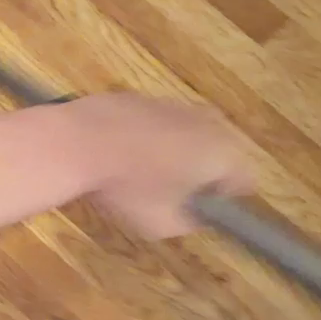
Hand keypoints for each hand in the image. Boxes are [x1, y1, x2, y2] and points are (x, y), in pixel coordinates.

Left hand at [68, 93, 254, 238]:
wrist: (76, 141)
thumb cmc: (127, 187)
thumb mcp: (160, 224)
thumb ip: (187, 223)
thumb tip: (191, 217)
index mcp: (224, 154)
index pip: (244, 181)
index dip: (224, 200)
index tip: (201, 209)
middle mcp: (208, 122)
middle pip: (218, 152)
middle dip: (200, 171)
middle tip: (171, 191)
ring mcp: (173, 103)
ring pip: (186, 132)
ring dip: (172, 149)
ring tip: (139, 170)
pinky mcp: (139, 95)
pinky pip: (153, 121)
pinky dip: (143, 134)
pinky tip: (117, 149)